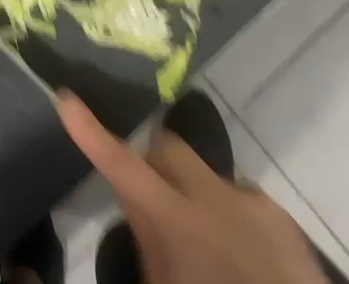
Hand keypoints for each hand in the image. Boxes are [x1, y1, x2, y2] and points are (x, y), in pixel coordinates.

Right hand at [57, 93, 329, 283]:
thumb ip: (147, 242)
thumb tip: (140, 208)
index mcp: (177, 220)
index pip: (122, 164)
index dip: (91, 131)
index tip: (66, 98)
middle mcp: (215, 196)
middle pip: (167, 146)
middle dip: (149, 159)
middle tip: (144, 193)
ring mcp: (252, 200)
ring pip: (207, 174)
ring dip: (192, 194)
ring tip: (200, 239)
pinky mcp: (281, 215)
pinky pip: (243, 199)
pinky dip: (230, 216)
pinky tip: (237, 251)